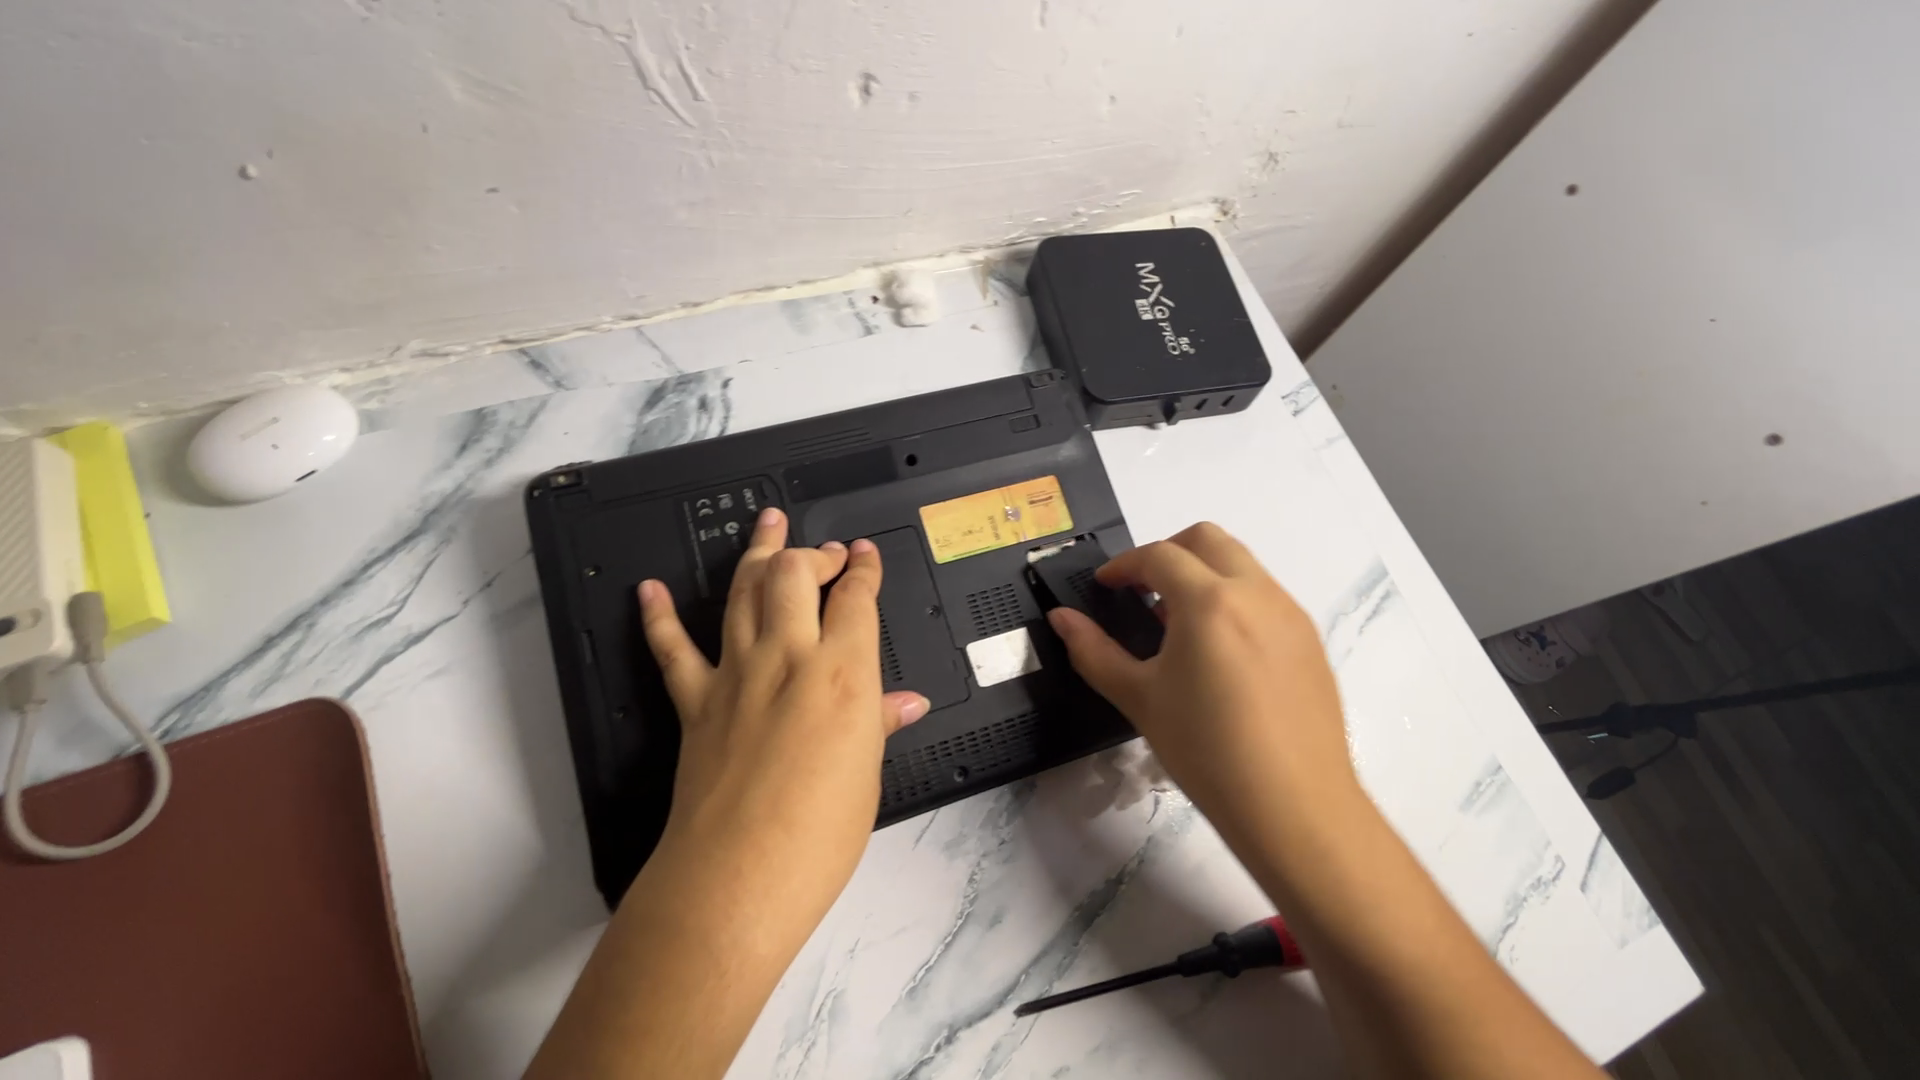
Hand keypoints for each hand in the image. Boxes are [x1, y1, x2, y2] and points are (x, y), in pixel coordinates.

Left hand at [638, 507, 928, 914]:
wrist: (738, 876)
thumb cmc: (820, 834)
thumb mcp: (868, 775)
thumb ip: (879, 725)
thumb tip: (906, 703)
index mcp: (843, 673)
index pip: (856, 599)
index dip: (864, 569)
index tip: (865, 555)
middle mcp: (789, 658)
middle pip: (796, 577)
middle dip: (814, 553)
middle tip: (826, 549)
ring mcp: (737, 674)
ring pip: (744, 592)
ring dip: (757, 553)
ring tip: (767, 523)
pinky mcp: (696, 702)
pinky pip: (673, 649)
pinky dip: (657, 617)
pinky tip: (648, 591)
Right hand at [1046, 522, 1355, 849]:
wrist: (1294, 807)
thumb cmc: (1206, 751)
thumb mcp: (1139, 699)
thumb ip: (1094, 651)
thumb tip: (1061, 618)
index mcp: (1210, 601)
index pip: (1159, 555)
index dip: (1124, 565)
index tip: (1104, 586)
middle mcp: (1256, 593)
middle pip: (1208, 539)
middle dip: (1167, 552)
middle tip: (1141, 590)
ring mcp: (1290, 615)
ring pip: (1242, 564)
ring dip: (1203, 574)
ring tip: (1178, 626)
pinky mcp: (1310, 641)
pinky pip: (1266, 597)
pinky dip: (1234, 600)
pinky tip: (1219, 654)